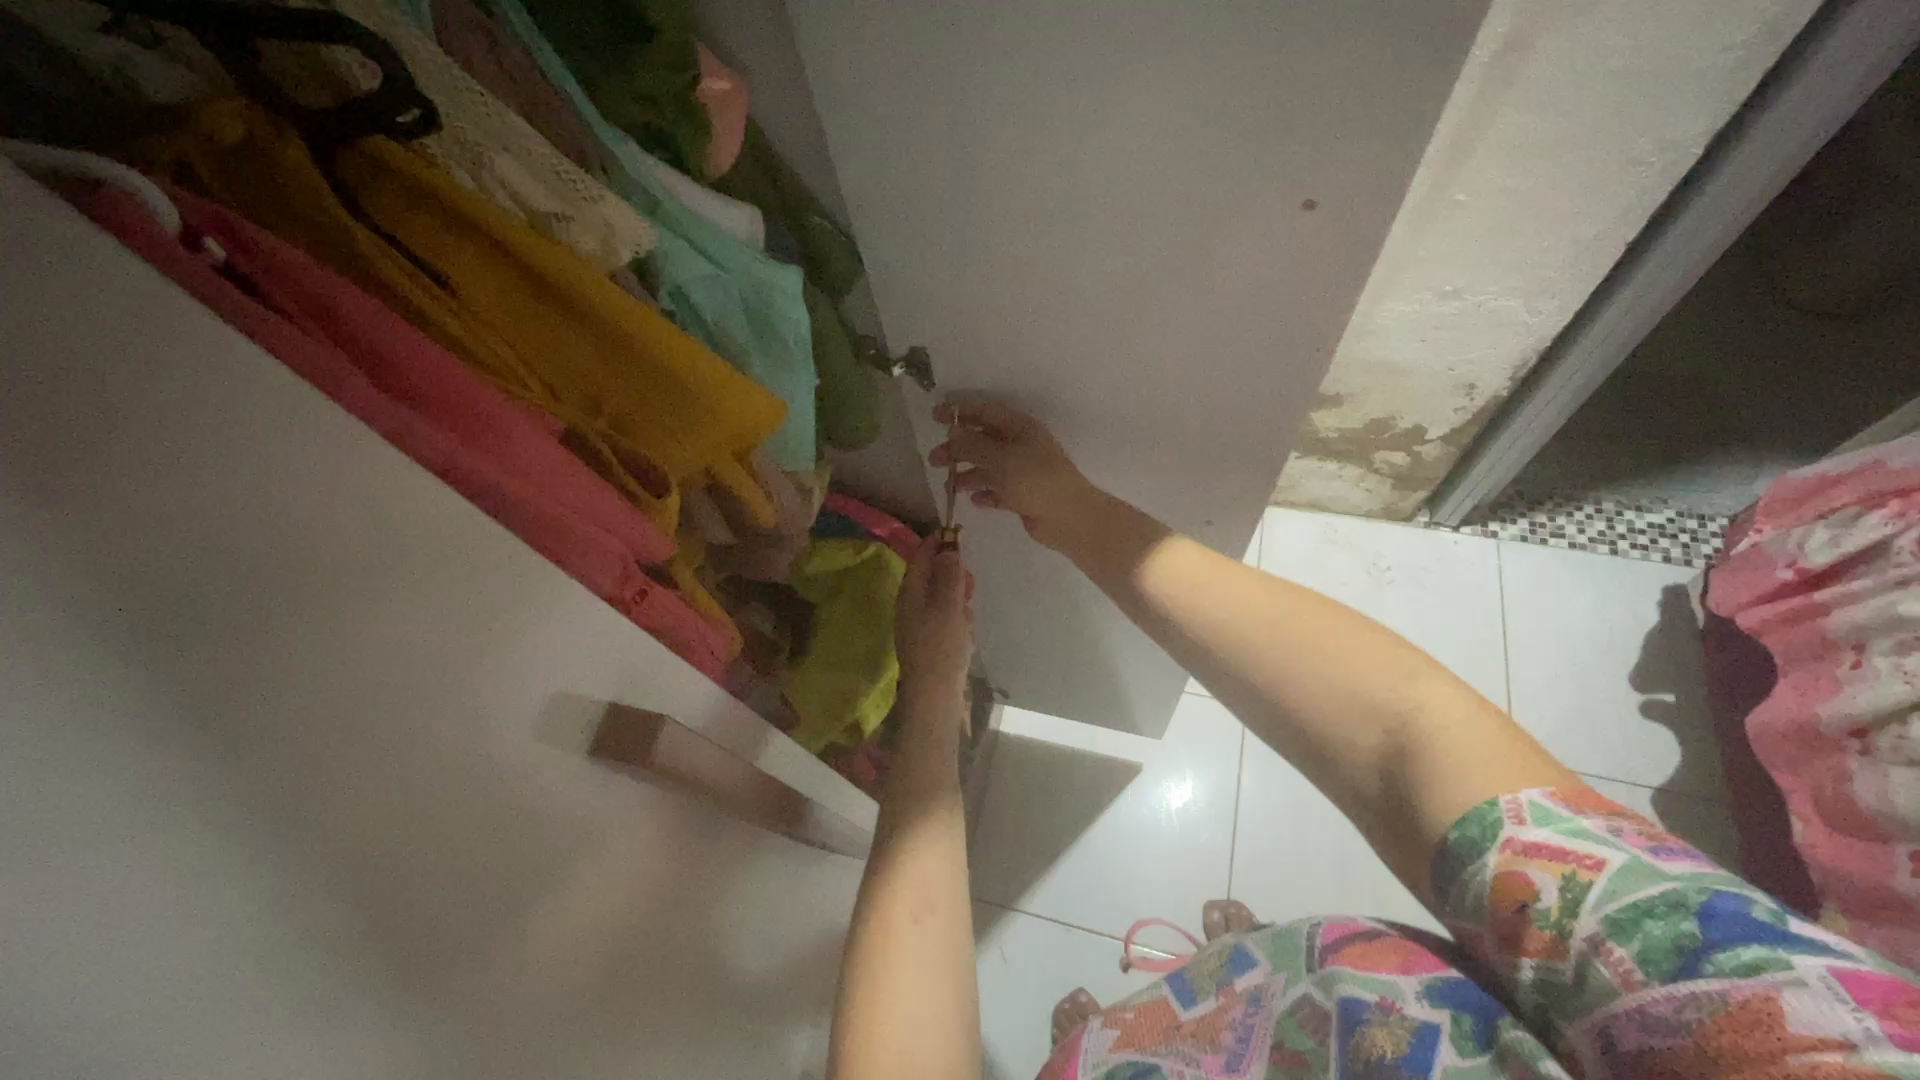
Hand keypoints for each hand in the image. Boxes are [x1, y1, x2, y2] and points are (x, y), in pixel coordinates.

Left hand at [894, 540, 972, 708]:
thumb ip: (948, 574)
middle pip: (934, 577)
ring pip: (945, 600)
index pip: (921, 556)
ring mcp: (920, 625)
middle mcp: (911, 605)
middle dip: (955, 580)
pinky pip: (949, 621)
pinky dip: (959, 624)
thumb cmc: (941, 646)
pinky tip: (965, 638)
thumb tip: (947, 547)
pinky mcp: (931, 642)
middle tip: (969, 589)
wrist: (935, 695)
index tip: (958, 534)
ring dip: (960, 604)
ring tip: (966, 621)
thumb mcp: (948, 604)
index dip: (938, 542)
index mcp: (910, 592)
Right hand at [929, 401, 1100, 550]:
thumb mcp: (999, 458)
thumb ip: (972, 445)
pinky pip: (998, 491)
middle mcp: (1020, 446)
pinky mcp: (1022, 496)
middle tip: (933, 459)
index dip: (960, 412)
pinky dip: (985, 494)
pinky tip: (975, 500)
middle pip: (982, 441)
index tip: (936, 416)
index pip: (985, 412)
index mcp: (1019, 428)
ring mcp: (1022, 472)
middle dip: (957, 449)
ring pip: (988, 468)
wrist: (1068, 517)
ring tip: (949, 487)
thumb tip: (953, 432)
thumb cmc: (1034, 479)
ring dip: (967, 474)